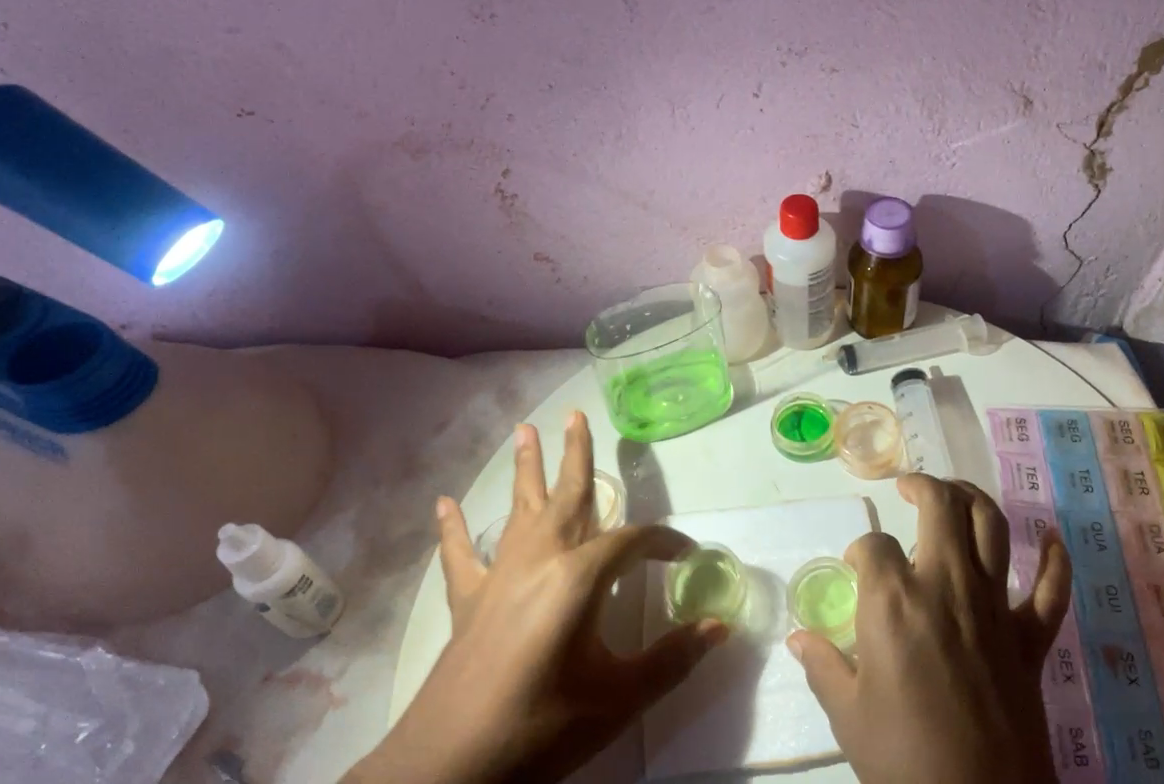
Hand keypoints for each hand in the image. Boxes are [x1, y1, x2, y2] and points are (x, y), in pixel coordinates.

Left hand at [346, 412, 727, 783]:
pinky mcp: (468, 603)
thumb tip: (720, 626)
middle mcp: (539, 561)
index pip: (633, 541)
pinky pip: (461, 556)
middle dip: (575, 456)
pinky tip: (443, 503)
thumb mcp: (620, 698)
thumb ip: (673, 659)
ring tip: (524, 430)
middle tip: (575, 415)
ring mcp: (499, 578)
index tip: (686, 558)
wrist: (450, 768)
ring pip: (519, 511)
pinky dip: (454, 529)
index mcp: (580, 577)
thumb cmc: (543, 726)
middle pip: (567, 498)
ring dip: (526, 471)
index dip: (664, 544)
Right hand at [787, 474, 1072, 783]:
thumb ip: (824, 666)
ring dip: (974, 498)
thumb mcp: (848, 715)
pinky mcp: (1030, 635)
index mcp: (894, 599)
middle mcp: (946, 583)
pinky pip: (1051, 588)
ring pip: (992, 527)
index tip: (854, 566)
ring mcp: (995, 605)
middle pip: (941, 507)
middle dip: (922, 487)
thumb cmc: (902, 756)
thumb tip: (799, 638)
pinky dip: (1055, 559)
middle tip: (908, 488)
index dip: (860, 551)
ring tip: (956, 493)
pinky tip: (1051, 538)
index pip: (873, 547)